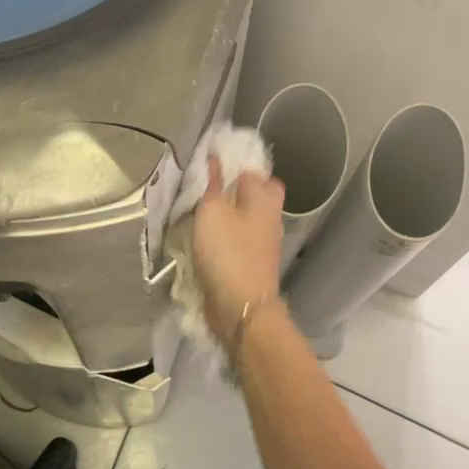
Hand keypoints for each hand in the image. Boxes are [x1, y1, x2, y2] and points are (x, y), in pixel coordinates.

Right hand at [193, 152, 286, 343]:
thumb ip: (212, 184)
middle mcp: (269, 216)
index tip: (207, 164)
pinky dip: (226, 234)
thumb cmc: (227, 251)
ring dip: (227, 212)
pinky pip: (240, 238)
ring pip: (247, 216)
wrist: (241, 308)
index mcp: (263, 198)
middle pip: (257, 192)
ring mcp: (264, 241)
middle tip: (208, 188)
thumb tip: (216, 160)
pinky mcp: (253, 262)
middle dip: (236, 188)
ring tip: (199, 210)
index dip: (231, 163)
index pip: (251, 169)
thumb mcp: (211, 211)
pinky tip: (205, 236)